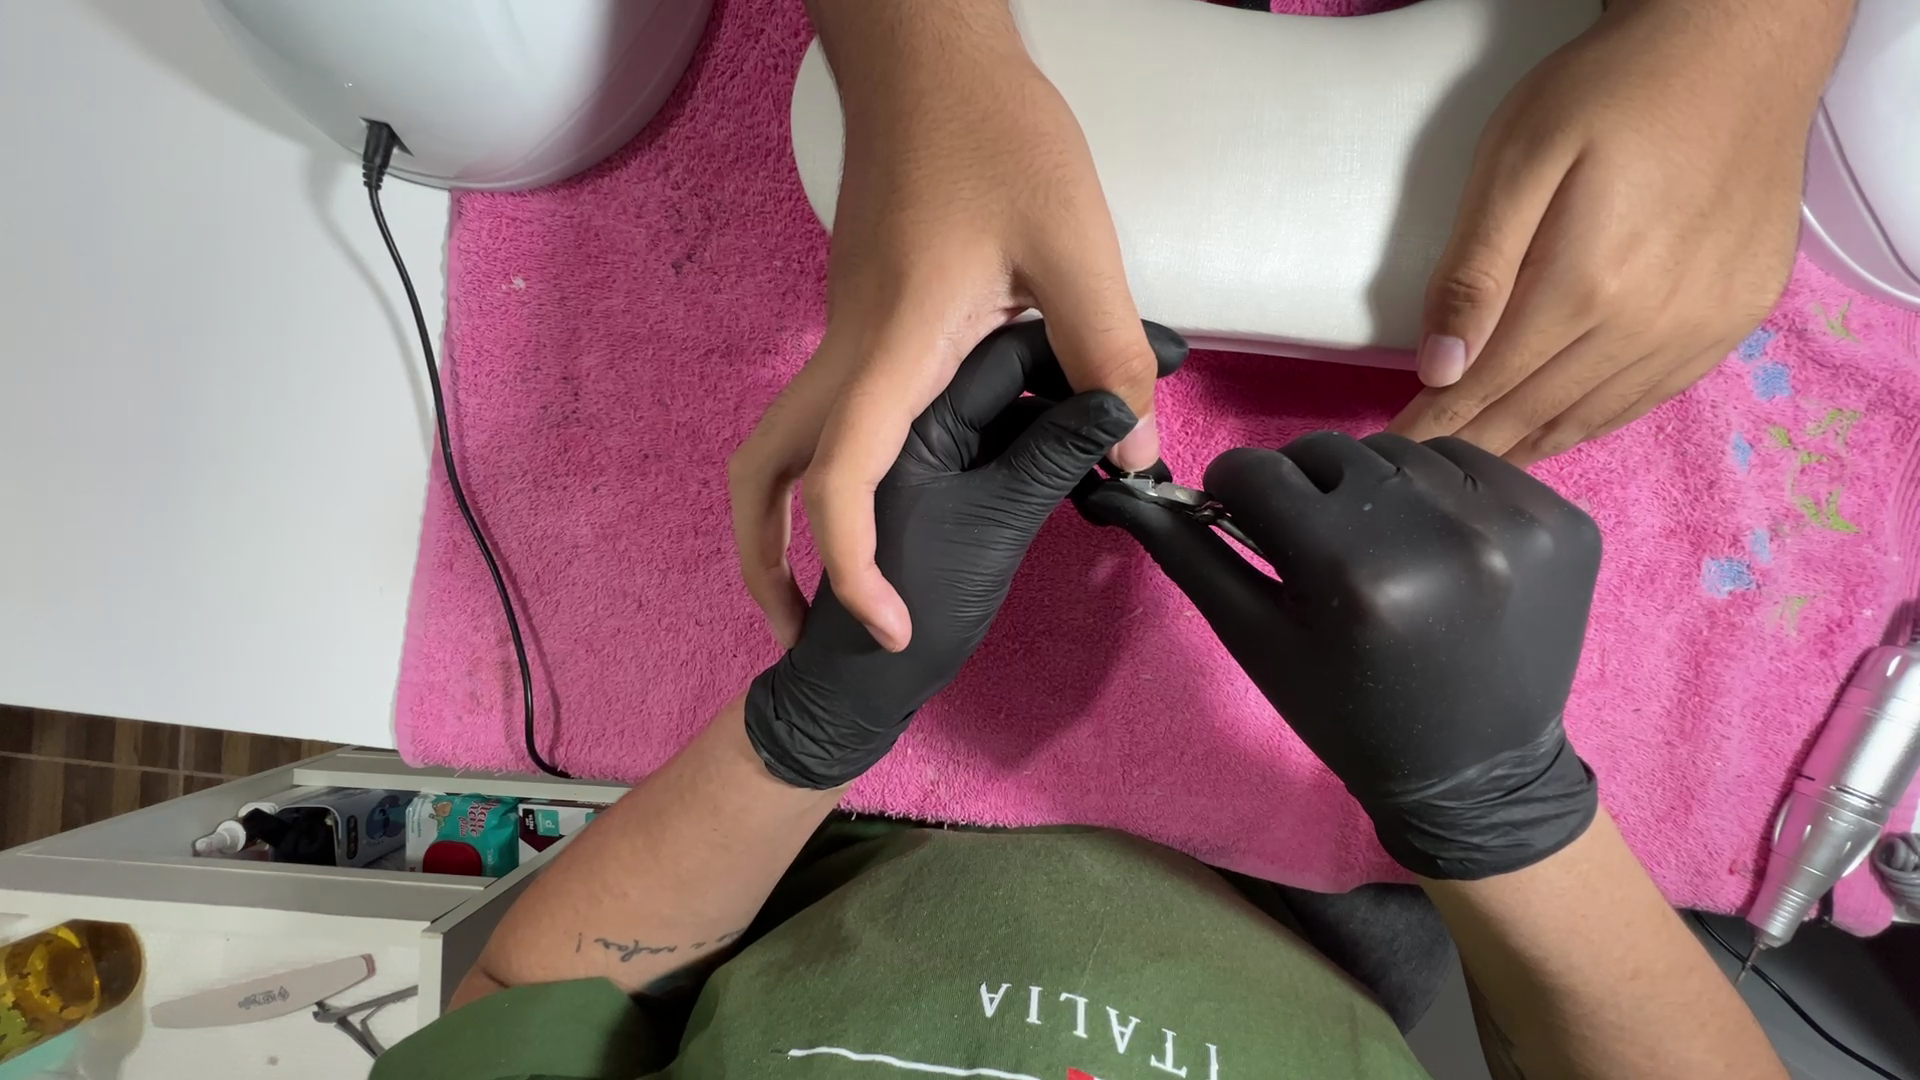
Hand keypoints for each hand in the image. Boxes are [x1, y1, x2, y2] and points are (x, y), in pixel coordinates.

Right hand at [730, 0, 1159, 653]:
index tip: (886, 630)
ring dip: (778, 522)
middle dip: (765, 561)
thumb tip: (1133, 453)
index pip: (841, 480)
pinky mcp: (856, 325)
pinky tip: (884, 488)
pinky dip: (828, 476)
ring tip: (817, 580)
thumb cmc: (995, 138)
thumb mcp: (1075, 250)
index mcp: (893, 350)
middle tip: (804, 622)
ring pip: (778, 446)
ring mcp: (842, 339)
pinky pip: (823, 416)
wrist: (925, 64)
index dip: (852, 571)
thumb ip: (1108, 358)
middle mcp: (848, 356)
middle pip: (761, 474)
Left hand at [747, 320, 1183, 788]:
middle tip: (1152, 401)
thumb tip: (1128, 404)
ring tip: (1134, 436)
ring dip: (1072, 420)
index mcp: (915, 406)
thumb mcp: (998, 519)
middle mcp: (922, 410)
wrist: (870, 673)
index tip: (1156, 363)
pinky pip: (1008, 441)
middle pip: (1017, 373)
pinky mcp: (954, 476)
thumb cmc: (924, 599)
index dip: (1084, 355)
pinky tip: (1097, 461)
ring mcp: (938, 444)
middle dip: (1083, 385)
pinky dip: (1051, 448)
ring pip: (1017, 408)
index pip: (1011, 354)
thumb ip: (1056, 452)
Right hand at [1077, 433, 1600, 878]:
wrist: (1473, 770)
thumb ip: (1189, 556)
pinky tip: (1434, 540)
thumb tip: (1124, 494)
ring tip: (1374, 542)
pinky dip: (1437, 488)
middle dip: (1300, 485)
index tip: (1238, 513)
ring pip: (1397, 448)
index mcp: (1346, 572)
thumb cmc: (1340, 710)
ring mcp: (1512, 522)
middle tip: (1309, 539)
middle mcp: (1435, 533)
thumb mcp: (1252, 639)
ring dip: (1369, 484)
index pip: (1256, 471)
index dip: (1233, 489)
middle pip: (1326, 450)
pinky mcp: (1565, 521)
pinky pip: (1471, 462)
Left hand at [1391, 0, 1852, 462]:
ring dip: (1524, 446)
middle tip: (1425, 469)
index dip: (1433, 426)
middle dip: (1468, 444)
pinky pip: (1646, 397)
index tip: (1395, 452)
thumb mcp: (1513, 170)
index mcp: (1583, 289)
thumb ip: (1472, 276)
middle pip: (1529, 412)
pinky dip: (1589, 424)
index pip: (1481, 388)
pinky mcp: (1736, 314)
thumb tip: (1438, 368)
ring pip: (1587, 418)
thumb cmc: (1607, 96)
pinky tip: (1554, 432)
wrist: (1742, 38)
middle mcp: (1648, 323)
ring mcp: (1701, 324)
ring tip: (1477, 465)